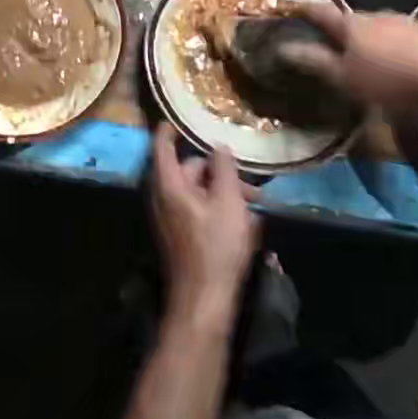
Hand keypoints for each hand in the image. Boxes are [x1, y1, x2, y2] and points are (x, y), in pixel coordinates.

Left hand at [149, 124, 259, 330]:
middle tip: (252, 185)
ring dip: (223, 193)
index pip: (162, 145)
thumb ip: (225, 170)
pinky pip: (196, 210)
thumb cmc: (216, 247)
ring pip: (196, 192)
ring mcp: (168, 217)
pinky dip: (216, 209)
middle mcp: (162, 197)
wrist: (203, 300)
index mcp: (168, 184)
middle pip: (187, 170)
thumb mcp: (229, 203)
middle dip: (219, 172)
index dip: (169, 129)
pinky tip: (244, 224)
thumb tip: (218, 146)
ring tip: (255, 207)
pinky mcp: (178, 235)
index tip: (178, 118)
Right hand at [279, 5, 417, 123]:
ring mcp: (404, 22)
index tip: (291, 8)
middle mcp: (375, 16)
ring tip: (364, 56)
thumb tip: (282, 47)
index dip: (303, 10)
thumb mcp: (346, 78)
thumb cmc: (392, 80)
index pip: (319, 11)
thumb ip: (314, 62)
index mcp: (350, 24)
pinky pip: (400, 37)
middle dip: (338, 29)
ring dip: (368, 39)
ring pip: (377, 27)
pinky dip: (391, 47)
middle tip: (328, 41)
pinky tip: (397, 64)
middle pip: (349, 18)